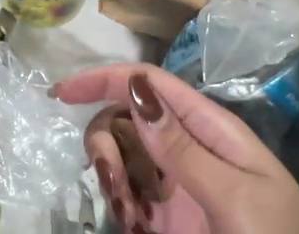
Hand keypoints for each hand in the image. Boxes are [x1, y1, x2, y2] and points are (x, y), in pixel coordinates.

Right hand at [55, 64, 298, 233]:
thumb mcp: (237, 197)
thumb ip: (183, 147)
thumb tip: (136, 87)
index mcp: (211, 130)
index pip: (149, 83)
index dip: (104, 78)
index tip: (61, 92)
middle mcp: (188, 148)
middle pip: (126, 116)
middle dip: (106, 141)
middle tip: (112, 181)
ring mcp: (177, 184)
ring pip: (121, 153)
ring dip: (112, 176)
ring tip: (128, 215)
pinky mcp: (168, 217)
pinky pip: (128, 192)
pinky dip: (120, 203)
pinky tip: (133, 224)